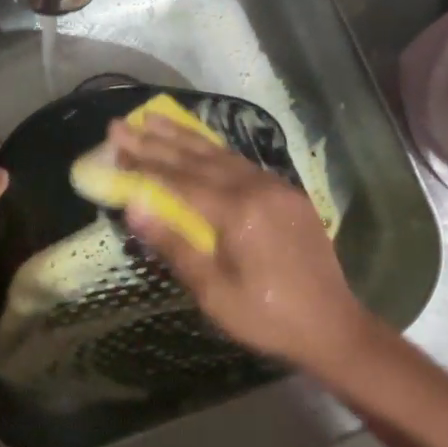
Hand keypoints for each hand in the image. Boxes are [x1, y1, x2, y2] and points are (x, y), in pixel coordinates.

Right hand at [109, 118, 371, 370]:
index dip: (142, 163)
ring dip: (183, 137)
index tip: (113, 144)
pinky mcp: (288, 194)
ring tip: (153, 119)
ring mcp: (276, 187)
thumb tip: (134, 206)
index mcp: (236, 212)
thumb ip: (173, 245)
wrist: (334, 328)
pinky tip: (198, 144)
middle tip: (121, 123)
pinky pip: (241, 163)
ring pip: (220, 154)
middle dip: (155, 140)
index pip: (178, 179)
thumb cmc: (266, 317)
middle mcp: (256, 188)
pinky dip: (212, 150)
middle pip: (196, 158)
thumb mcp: (213, 292)